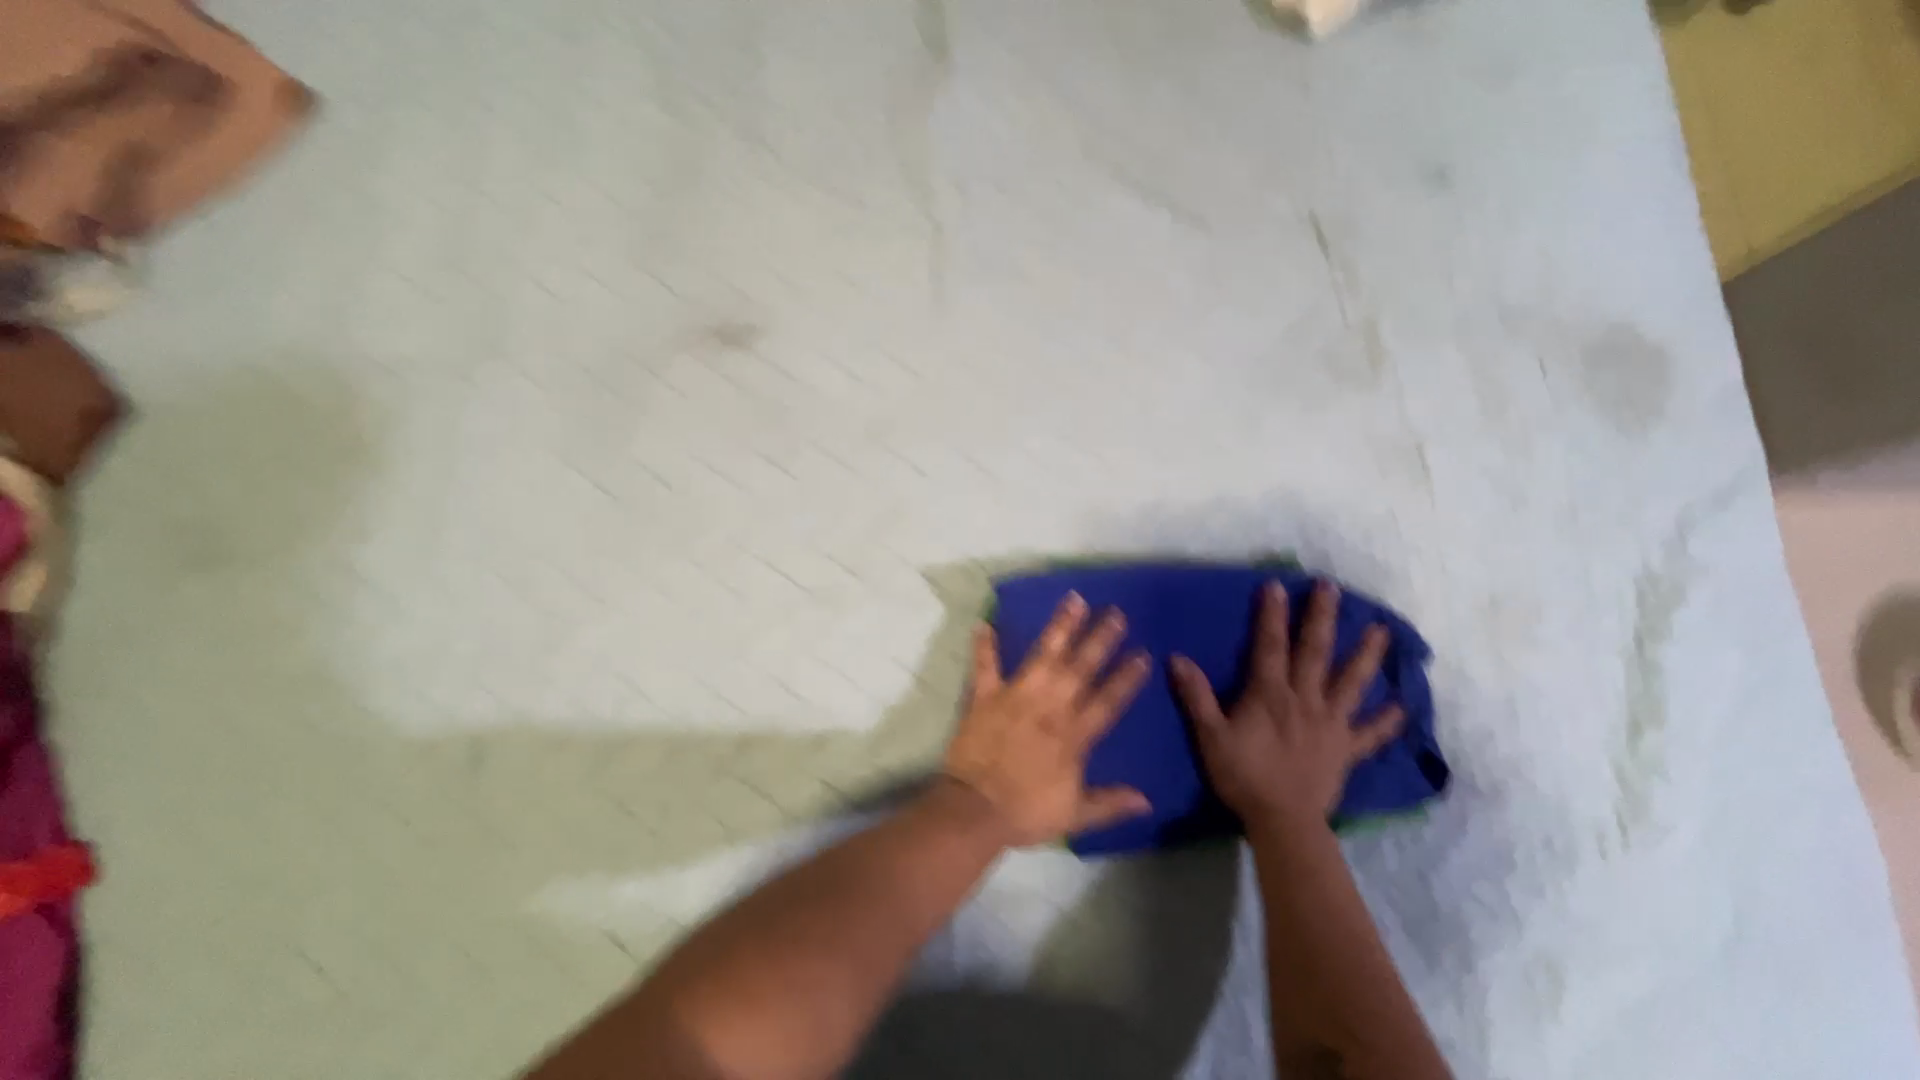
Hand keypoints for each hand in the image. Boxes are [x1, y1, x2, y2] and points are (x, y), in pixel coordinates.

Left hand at [943, 593, 1154, 846]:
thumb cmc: (1025, 813)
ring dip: (1060, 627)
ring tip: (1074, 600)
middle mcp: (1050, 707)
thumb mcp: (1074, 815)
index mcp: (1074, 735)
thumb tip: (1147, 800)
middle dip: (1100, 639)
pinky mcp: (985, 698)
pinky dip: (984, 646)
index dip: (1126, 677)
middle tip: (1116, 613)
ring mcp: (1016, 697)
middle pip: (1080, 668)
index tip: (1143, 653)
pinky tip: (984, 623)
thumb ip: (1110, 803)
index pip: (1108, 700)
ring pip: (1043, 655)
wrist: (974, 810)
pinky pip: (985, 666)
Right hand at [1171, 581, 1404, 831]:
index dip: (1271, 615)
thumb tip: (1177, 659)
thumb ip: (1197, 697)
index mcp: (1270, 695)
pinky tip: (1402, 707)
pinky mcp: (1346, 749)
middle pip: (1315, 652)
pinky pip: (1370, 733)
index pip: (1269, 646)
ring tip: (1381, 631)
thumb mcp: (1210, 736)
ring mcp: (1330, 723)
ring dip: (1366, 655)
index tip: (1276, 586)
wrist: (1282, 820)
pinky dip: (1387, 721)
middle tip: (1331, 588)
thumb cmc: (1243, 776)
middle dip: (1321, 618)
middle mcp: (1305, 700)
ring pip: (1351, 683)